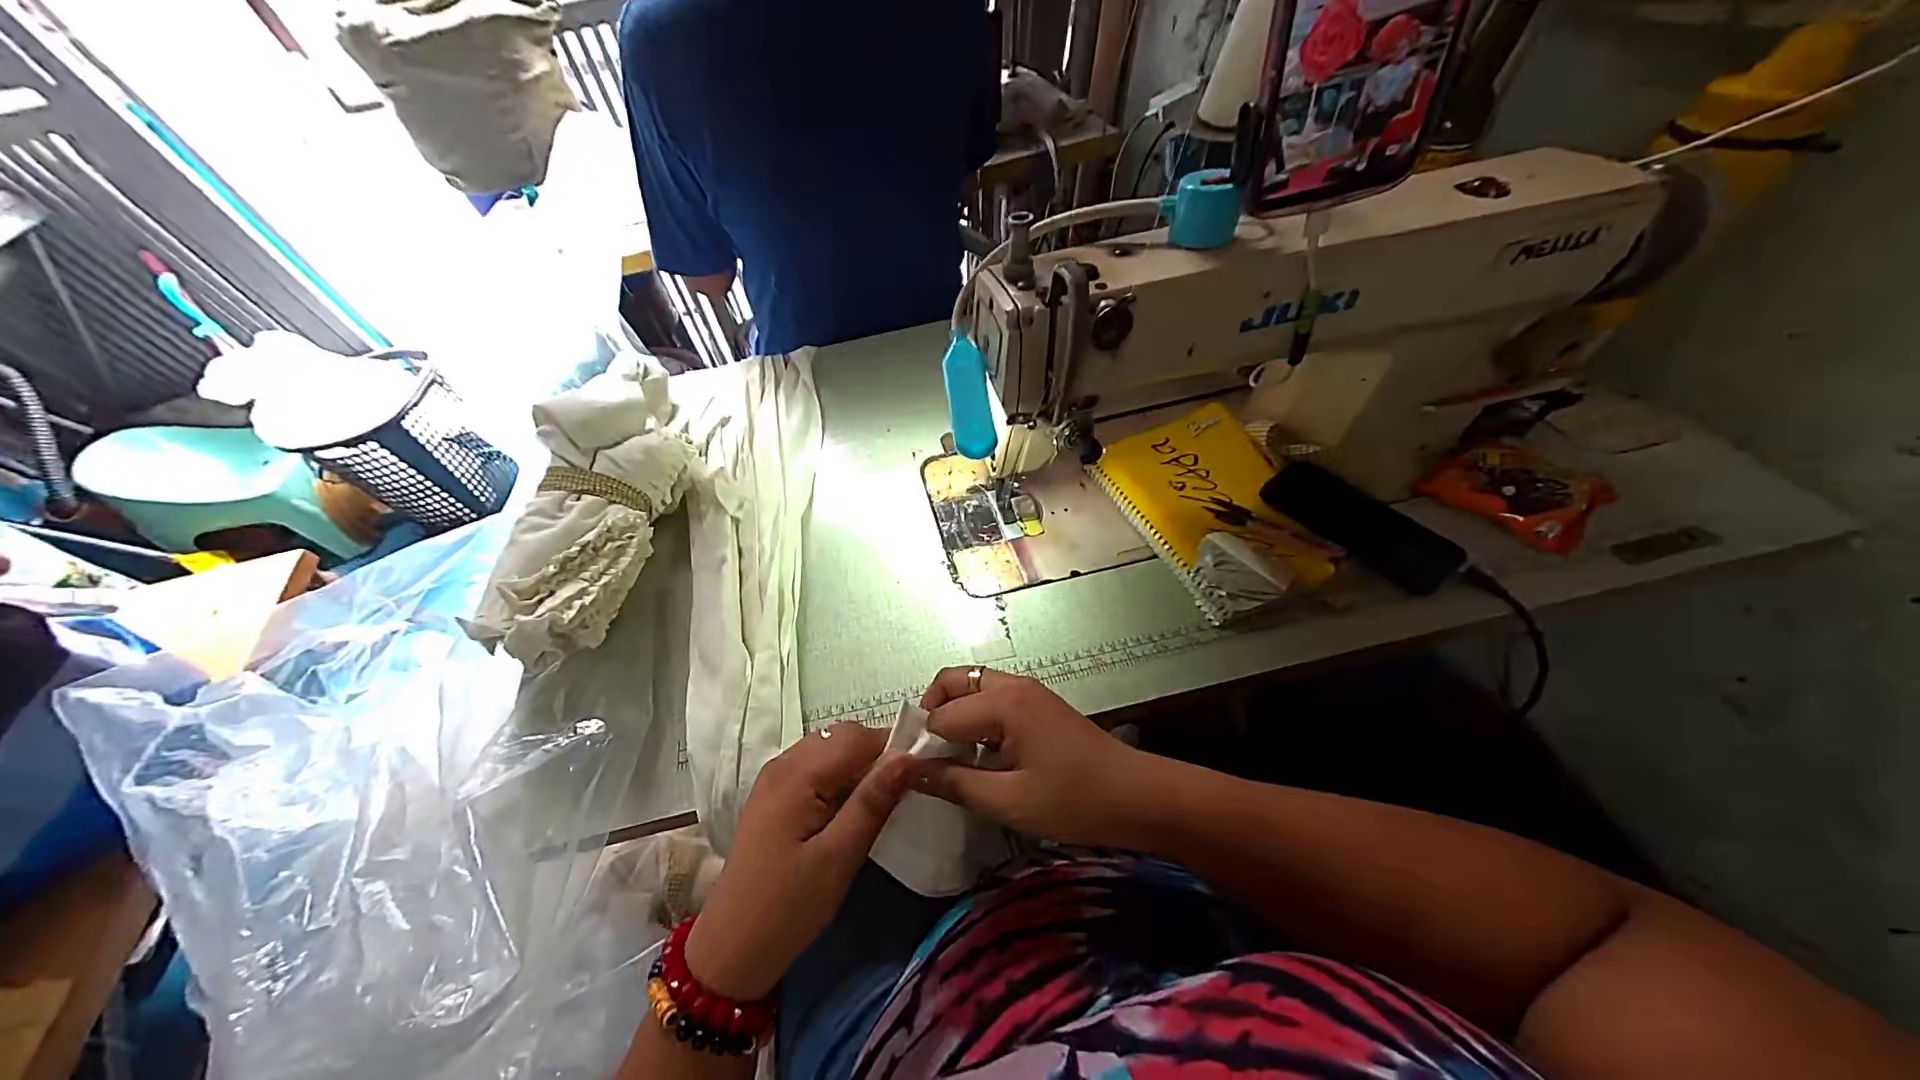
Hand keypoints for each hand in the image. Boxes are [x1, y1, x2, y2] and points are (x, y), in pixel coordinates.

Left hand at [685, 723, 917, 999]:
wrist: (733, 948)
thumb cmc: (789, 906)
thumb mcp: (840, 857)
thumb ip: (873, 801)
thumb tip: (910, 755)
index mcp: (798, 774)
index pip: (859, 736)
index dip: (894, 749)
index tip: (920, 777)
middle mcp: (783, 763)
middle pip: (843, 735)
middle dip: (877, 755)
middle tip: (899, 795)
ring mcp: (774, 777)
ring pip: (830, 747)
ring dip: (858, 765)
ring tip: (876, 805)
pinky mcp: (774, 794)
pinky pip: (815, 765)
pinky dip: (839, 775)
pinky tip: (847, 810)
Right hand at [916, 666, 1148, 845]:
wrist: (1138, 798)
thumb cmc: (1074, 801)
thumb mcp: (1008, 801)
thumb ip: (953, 783)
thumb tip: (908, 772)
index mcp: (1003, 703)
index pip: (940, 716)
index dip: (922, 747)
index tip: (915, 778)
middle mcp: (1012, 686)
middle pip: (952, 682)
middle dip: (932, 714)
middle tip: (929, 758)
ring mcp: (1029, 692)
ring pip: (972, 689)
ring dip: (954, 715)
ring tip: (952, 760)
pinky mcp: (1039, 705)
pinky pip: (992, 700)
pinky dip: (975, 719)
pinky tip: (981, 757)